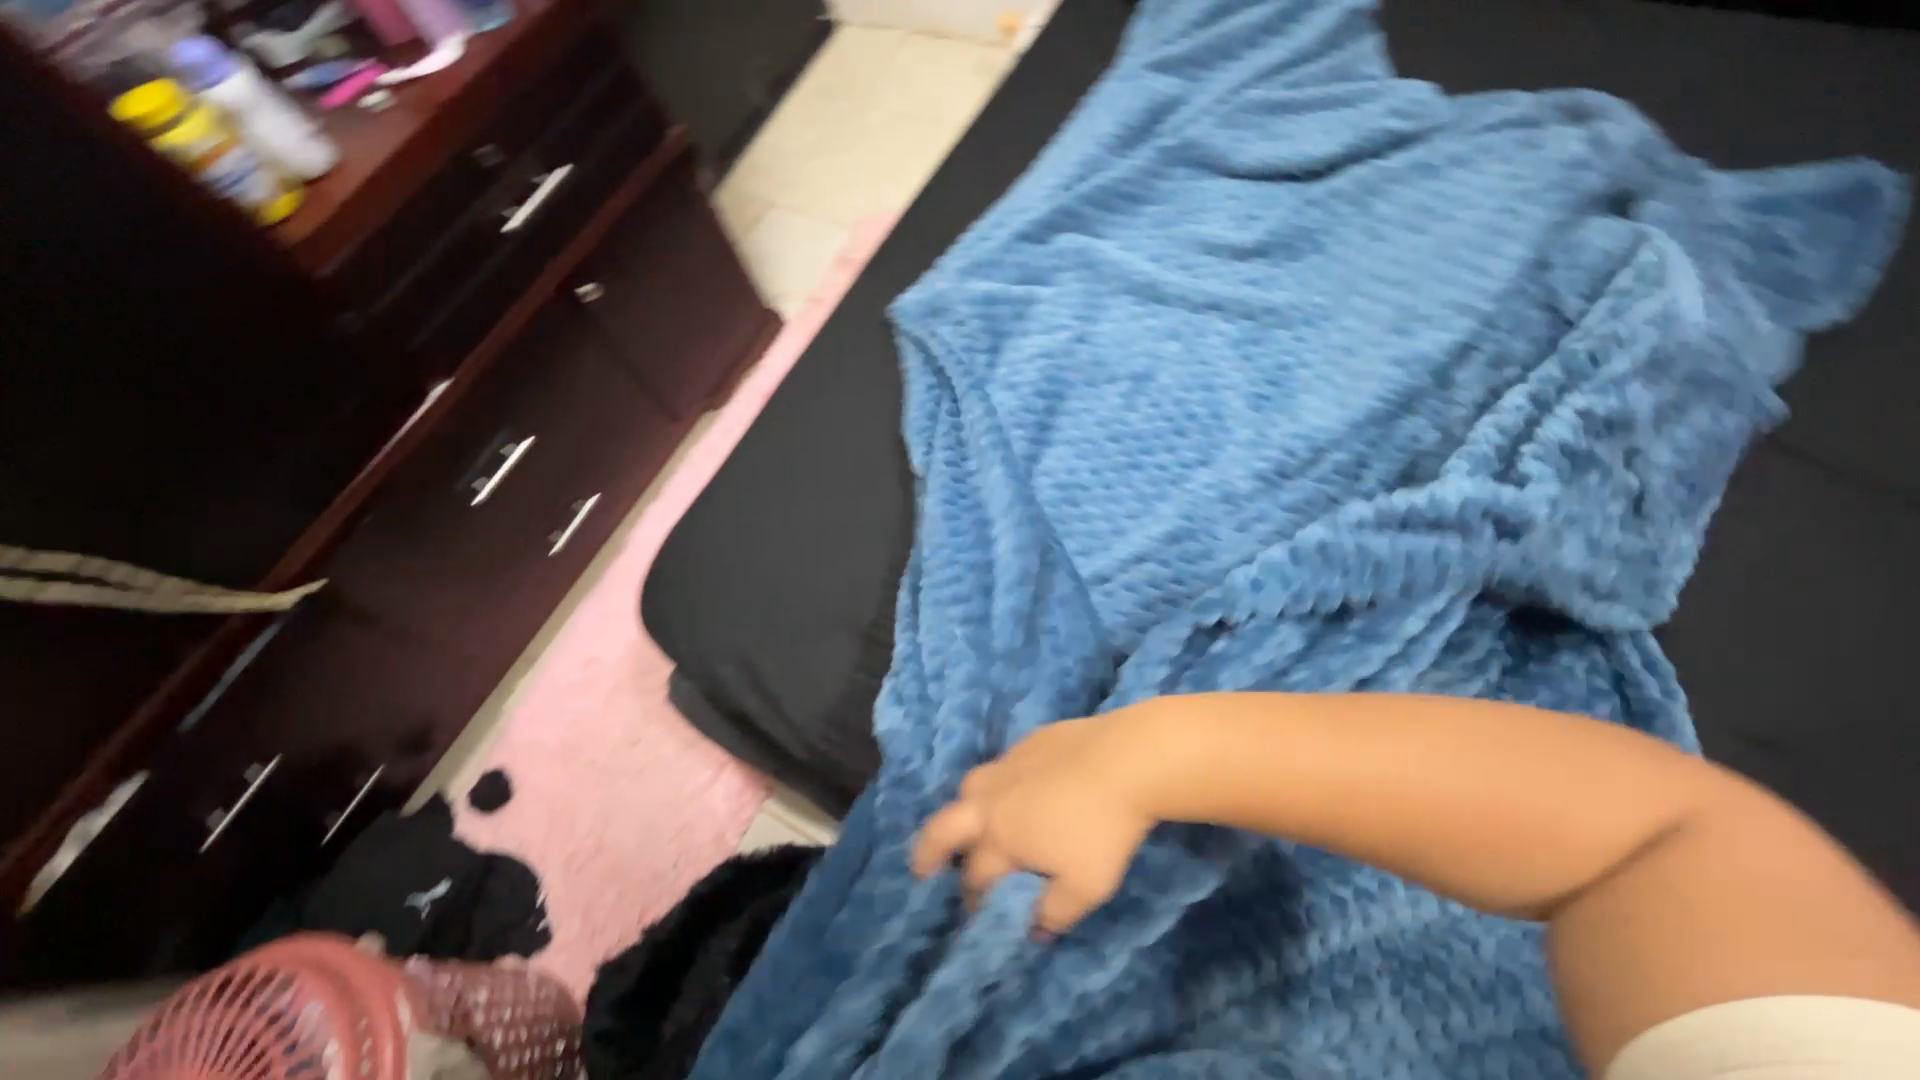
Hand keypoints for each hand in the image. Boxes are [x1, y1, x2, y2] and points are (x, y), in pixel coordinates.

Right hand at [911, 712, 1165, 934]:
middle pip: (947, 825)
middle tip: (922, 867)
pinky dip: (1001, 781)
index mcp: (1003, 837)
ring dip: (963, 808)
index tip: (974, 912)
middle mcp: (995, 800)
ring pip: (971, 786)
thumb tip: (1035, 932)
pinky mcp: (1033, 740)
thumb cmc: (1105, 828)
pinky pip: (1004, 763)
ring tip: (970, 819)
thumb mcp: (1087, 886)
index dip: (972, 897)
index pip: (976, 874)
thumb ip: (1056, 912)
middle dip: (929, 849)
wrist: (1129, 760)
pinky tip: (1018, 785)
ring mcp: (1011, 764)